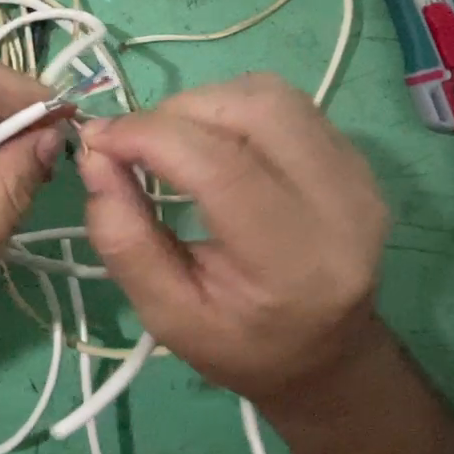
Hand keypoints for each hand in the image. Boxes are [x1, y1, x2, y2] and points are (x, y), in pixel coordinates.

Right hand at [77, 74, 389, 405]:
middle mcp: (340, 208)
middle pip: (251, 110)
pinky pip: (284, 103)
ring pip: (268, 94)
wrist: (324, 358)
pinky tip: (212, 143)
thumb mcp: (163, 313)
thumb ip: (122, 237)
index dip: (147, 136)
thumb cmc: (237, 342)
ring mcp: (358, 176)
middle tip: (137, 145)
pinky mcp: (357, 158)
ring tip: (172, 142)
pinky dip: (231, 108)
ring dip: (202, 104)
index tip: (97, 140)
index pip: (219, 166)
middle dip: (175, 112)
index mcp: (291, 263)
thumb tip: (94, 156)